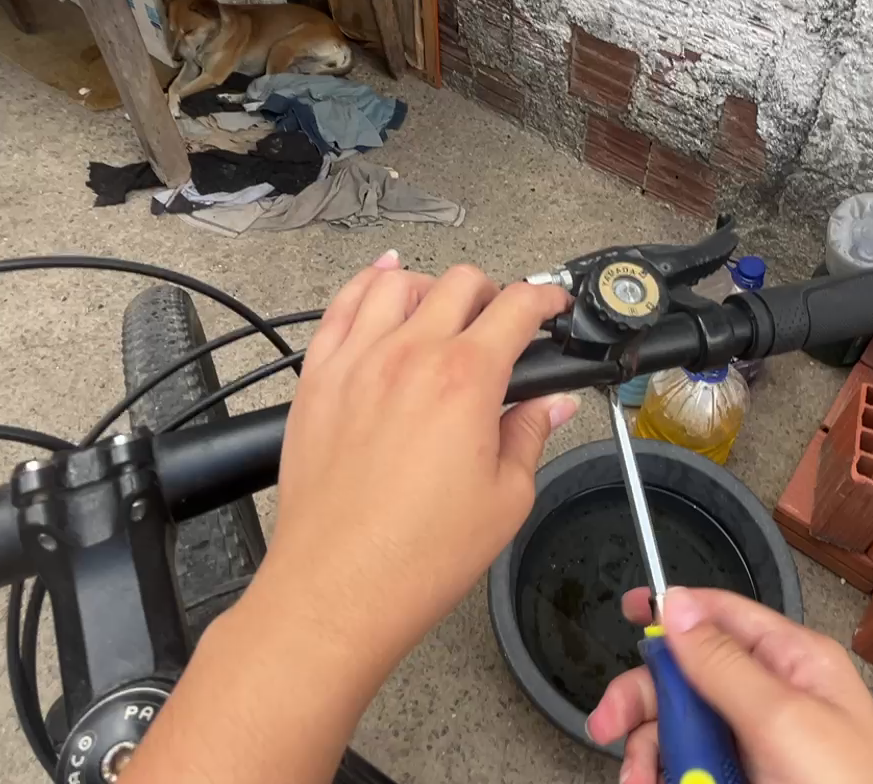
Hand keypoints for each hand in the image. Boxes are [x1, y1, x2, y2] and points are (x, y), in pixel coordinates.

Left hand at [265, 252, 576, 659]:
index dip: (545, 298)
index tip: (552, 306)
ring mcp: (358, 360)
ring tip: (444, 314)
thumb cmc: (418, 555)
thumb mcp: (505, 499)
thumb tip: (553, 404)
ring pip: (399, 281)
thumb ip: (532, 435)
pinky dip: (367, 282)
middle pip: (461, 282)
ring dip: (433, 288)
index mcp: (466, 380)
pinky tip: (383, 281)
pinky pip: (340, 305)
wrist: (335, 591)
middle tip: (502, 325)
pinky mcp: (319, 377)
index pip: (516, 307)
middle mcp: (411, 355)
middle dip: (494, 293)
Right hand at [587, 586, 872, 783]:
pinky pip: (694, 768)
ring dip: (651, 753)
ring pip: (684, 730)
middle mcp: (773, 696)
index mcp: (792, 662)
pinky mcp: (746, 782)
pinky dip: (669, 777)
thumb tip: (676, 602)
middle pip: (690, 676)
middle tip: (605, 727)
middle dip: (645, 700)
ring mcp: (760, 746)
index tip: (629, 609)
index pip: (721, 613)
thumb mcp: (782, 721)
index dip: (673, 607)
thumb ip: (723, 662)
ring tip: (639, 783)